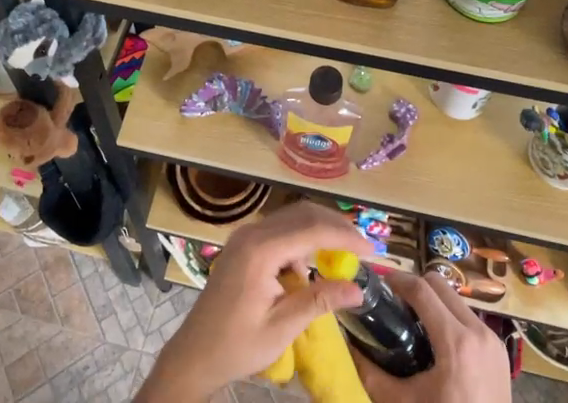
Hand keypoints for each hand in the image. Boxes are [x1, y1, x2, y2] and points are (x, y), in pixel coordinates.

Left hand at [139, 202, 373, 400]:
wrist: (195, 354)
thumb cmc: (237, 344)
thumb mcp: (282, 327)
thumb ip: (319, 301)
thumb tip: (358, 289)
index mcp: (260, 250)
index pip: (312, 229)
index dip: (345, 236)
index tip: (372, 250)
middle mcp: (251, 233)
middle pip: (303, 214)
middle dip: (336, 227)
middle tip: (362, 248)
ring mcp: (245, 236)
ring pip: (292, 219)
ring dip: (320, 232)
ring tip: (342, 257)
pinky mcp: (244, 244)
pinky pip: (280, 230)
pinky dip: (301, 241)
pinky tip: (309, 268)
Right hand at [351, 271, 509, 402]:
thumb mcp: (403, 402)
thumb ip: (372, 374)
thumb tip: (348, 347)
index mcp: (456, 342)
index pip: (422, 290)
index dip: (398, 280)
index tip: (380, 282)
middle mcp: (478, 331)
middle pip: (440, 285)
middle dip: (415, 286)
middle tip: (395, 303)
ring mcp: (492, 338)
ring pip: (456, 298)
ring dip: (434, 301)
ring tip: (414, 321)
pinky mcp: (499, 348)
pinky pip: (469, 317)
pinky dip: (450, 317)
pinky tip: (437, 340)